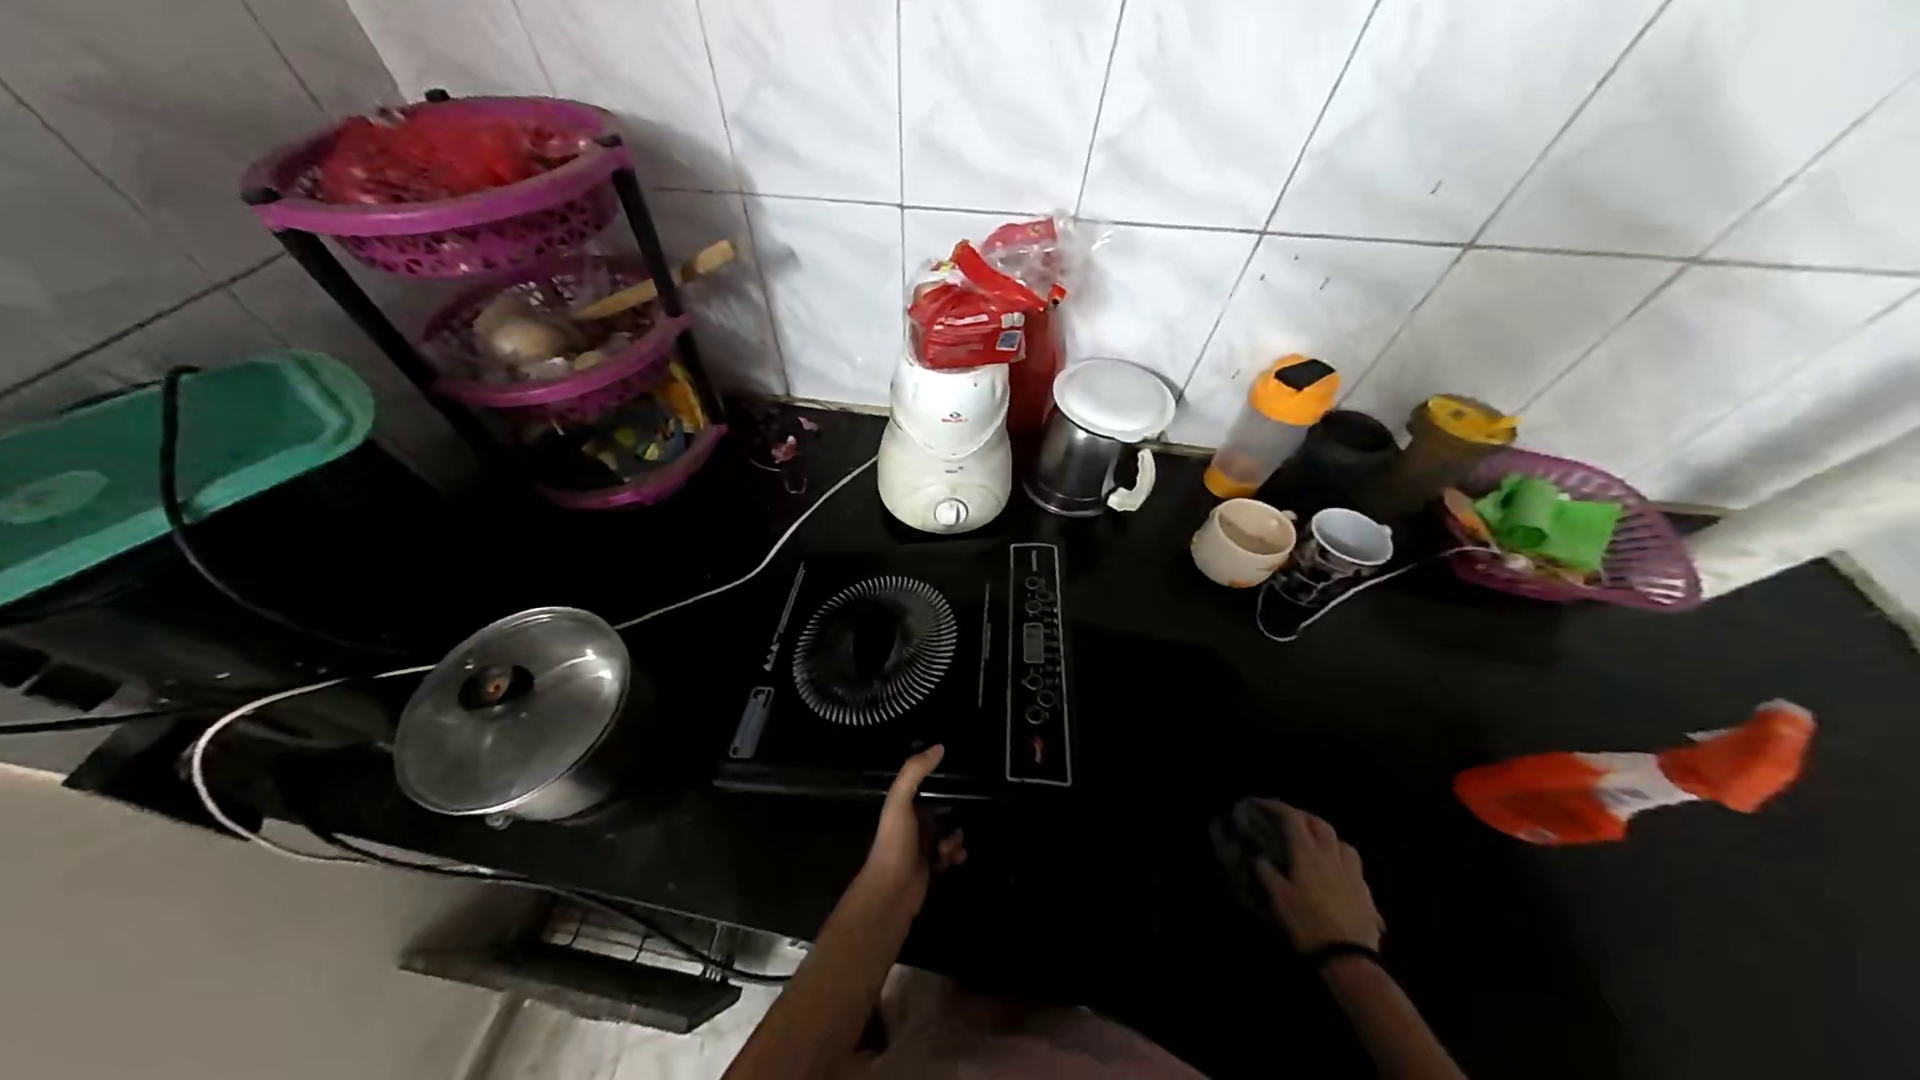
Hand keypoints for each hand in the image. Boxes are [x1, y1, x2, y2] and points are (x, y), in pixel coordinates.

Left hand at [859, 745, 965, 912]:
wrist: (891, 891)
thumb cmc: (894, 842)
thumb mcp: (900, 801)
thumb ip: (915, 772)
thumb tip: (939, 747)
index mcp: (903, 809)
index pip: (926, 794)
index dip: (941, 792)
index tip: (958, 789)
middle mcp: (911, 827)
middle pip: (941, 816)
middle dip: (953, 821)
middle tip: (956, 829)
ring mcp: (920, 850)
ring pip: (947, 836)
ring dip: (956, 840)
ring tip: (952, 849)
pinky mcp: (929, 870)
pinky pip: (949, 857)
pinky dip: (955, 856)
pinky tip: (954, 861)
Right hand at [1253, 801, 1383, 953]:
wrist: (1348, 956)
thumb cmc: (1307, 923)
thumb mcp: (1278, 898)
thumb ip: (1267, 872)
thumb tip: (1259, 856)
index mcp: (1308, 853)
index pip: (1292, 818)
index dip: (1275, 807)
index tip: (1261, 804)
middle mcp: (1331, 855)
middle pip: (1318, 823)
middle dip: (1301, 816)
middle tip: (1286, 820)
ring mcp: (1351, 871)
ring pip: (1340, 840)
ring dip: (1324, 834)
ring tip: (1313, 841)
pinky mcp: (1364, 889)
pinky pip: (1352, 861)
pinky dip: (1339, 855)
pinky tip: (1334, 867)